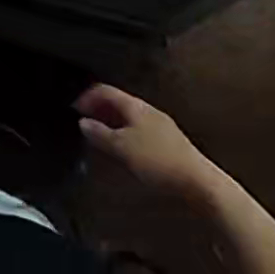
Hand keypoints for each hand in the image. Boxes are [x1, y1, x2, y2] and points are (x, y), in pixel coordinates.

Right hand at [72, 84, 221, 201]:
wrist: (201, 184)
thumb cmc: (158, 160)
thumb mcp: (122, 148)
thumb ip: (100, 134)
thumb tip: (83, 122)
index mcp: (134, 105)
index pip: (104, 90)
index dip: (86, 96)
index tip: (73, 107)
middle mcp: (147, 110)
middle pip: (117, 102)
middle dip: (99, 109)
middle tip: (84, 121)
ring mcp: (160, 126)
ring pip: (129, 117)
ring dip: (112, 123)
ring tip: (100, 136)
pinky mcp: (169, 143)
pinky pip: (139, 130)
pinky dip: (125, 134)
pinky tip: (124, 149)